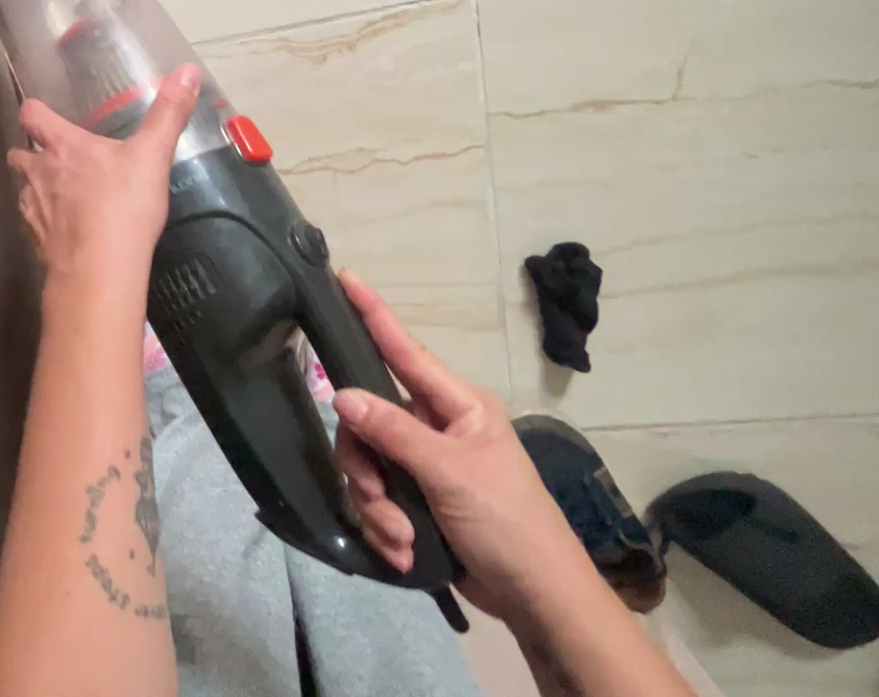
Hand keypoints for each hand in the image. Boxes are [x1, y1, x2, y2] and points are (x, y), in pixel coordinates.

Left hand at [7, 64, 200, 284]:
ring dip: (35, 187)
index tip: (40, 112)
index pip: (32, 115)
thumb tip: (187, 70)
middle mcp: (39, 173)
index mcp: (62, 146)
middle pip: (18, 154)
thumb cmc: (123, 205)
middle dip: (30, 152)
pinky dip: (44, 222)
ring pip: (23, 189)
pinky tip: (64, 229)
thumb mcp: (152, 155)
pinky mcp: (36, 241)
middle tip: (51, 155)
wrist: (99, 269)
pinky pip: (33, 224)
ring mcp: (33, 209)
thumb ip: (168, 114)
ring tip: (59, 193)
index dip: (34, 110)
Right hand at [330, 271, 592, 623]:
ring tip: (400, 536)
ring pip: (363, 460)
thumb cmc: (509, 524)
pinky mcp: (412, 495)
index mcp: (457, 405)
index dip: (374, 313)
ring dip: (375, 504)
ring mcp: (421, 461)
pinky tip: (403, 549)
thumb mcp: (451, 474)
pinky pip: (372, 494)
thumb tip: (341, 394)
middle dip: (365, 465)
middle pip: (366, 417)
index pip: (405, 350)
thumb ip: (394, 431)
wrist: (537, 602)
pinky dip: (382, 525)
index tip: (346, 277)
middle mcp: (433, 425)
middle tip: (377, 495)